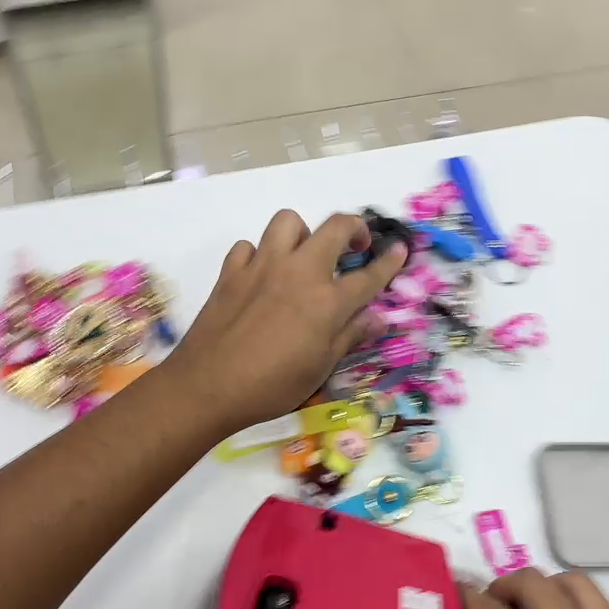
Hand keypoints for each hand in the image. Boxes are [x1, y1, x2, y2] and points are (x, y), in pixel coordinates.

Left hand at [162, 210, 405, 432]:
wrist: (208, 386)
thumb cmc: (271, 386)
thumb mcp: (319, 368)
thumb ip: (350, 336)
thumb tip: (378, 317)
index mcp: (327, 301)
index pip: (369, 275)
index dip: (389, 261)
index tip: (400, 249)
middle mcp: (299, 272)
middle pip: (335, 228)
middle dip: (354, 228)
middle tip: (356, 246)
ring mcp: (262, 266)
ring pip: (288, 222)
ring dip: (302, 232)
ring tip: (303, 255)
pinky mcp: (231, 271)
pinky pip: (249, 246)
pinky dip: (258, 254)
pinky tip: (260, 275)